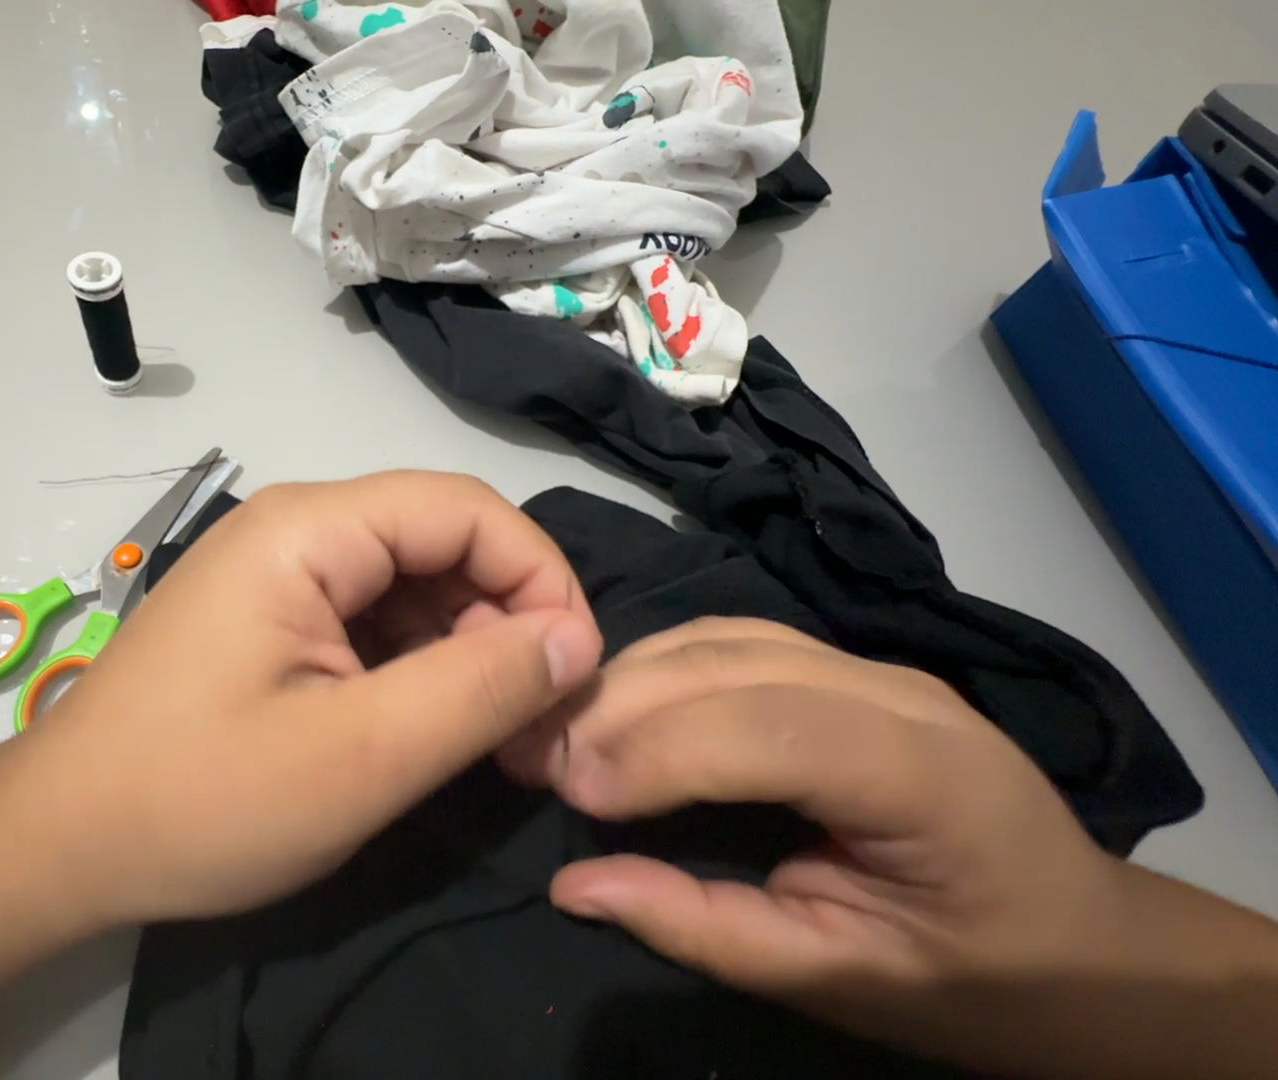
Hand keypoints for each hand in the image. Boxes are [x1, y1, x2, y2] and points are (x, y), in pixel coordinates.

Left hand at [7, 471, 602, 927]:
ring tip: (491, 739)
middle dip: (505, 622)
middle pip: (441, 543)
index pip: (467, 510)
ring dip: (466, 651)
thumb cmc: (200, 800)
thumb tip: (572, 640)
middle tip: (536, 727)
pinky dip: (417, 667)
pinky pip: (371, 620)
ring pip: (412, 585)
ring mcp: (277, 574)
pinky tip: (427, 727)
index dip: (539, 578)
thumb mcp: (360, 755)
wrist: (61, 842)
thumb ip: (478, 688)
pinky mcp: (270, 620)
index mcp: (309, 531)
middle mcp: (294, 530)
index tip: (572, 674)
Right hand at [505, 616, 1277, 1078]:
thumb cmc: (975, 976)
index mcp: (926, 775)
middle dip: (617, 707)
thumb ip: (703, 927)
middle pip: (727, 665)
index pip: (770, 729)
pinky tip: (613, 701)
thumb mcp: (839, 976)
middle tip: (534, 757)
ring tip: (560, 729)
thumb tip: (575, 887)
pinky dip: (652, 664)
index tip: (571, 792)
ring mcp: (863, 662)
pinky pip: (721, 637)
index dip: (659, 751)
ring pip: (714, 636)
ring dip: (624, 677)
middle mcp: (894, 690)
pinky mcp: (832, 660)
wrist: (1086, 941)